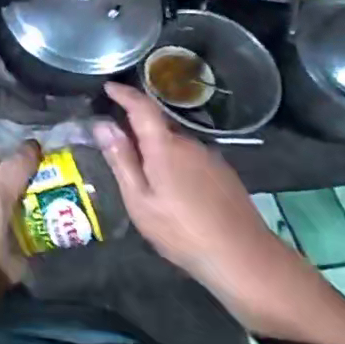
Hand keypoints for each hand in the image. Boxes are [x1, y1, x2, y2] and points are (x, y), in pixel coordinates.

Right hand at [94, 83, 279, 282]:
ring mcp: (209, 157)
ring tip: (141, 172)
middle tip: (114, 141)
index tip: (108, 86)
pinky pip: (190, 157)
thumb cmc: (181, 231)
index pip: (142, 106)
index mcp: (165, 146)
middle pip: (158, 125)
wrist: (242, 256)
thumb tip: (102, 125)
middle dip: (136, 127)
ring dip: (156, 148)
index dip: (124, 93)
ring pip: (175, 143)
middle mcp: (189, 143)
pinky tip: (171, 188)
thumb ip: (121, 160)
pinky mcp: (222, 173)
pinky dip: (174, 161)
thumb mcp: (139, 200)